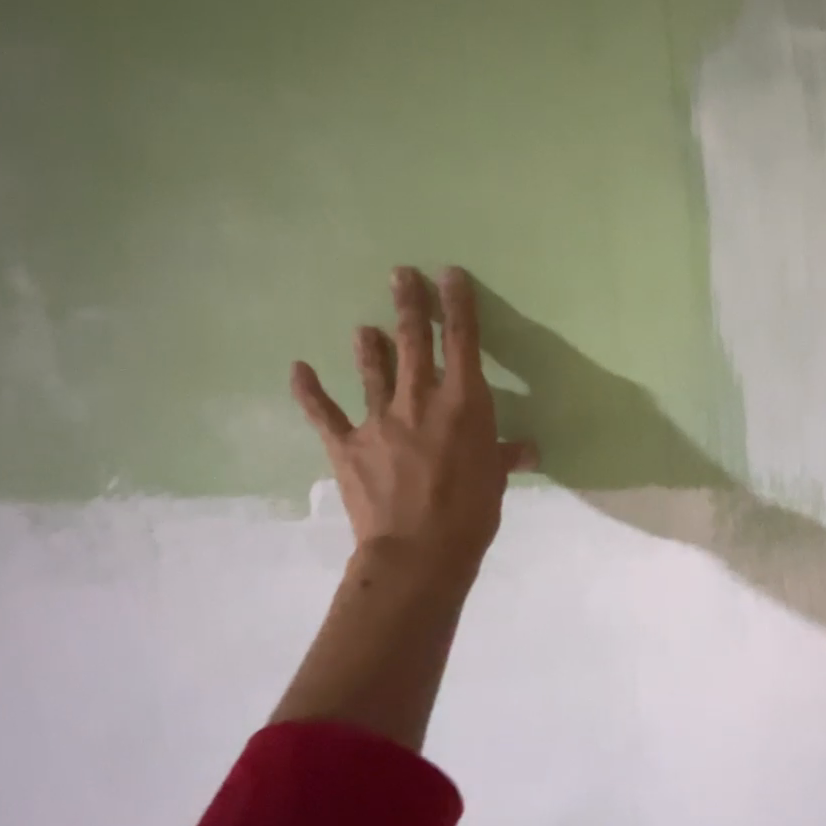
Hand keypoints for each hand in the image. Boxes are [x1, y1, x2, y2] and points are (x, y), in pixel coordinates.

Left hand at [290, 266, 536, 577]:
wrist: (418, 551)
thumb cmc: (471, 512)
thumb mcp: (497, 480)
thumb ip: (507, 456)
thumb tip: (528, 450)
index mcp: (463, 403)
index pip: (462, 342)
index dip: (457, 305)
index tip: (449, 275)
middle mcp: (420, 400)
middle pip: (413, 342)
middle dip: (409, 305)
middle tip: (401, 274)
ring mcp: (378, 420)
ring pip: (372, 370)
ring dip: (368, 345)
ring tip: (364, 326)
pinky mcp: (347, 445)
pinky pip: (324, 412)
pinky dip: (309, 391)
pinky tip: (298, 369)